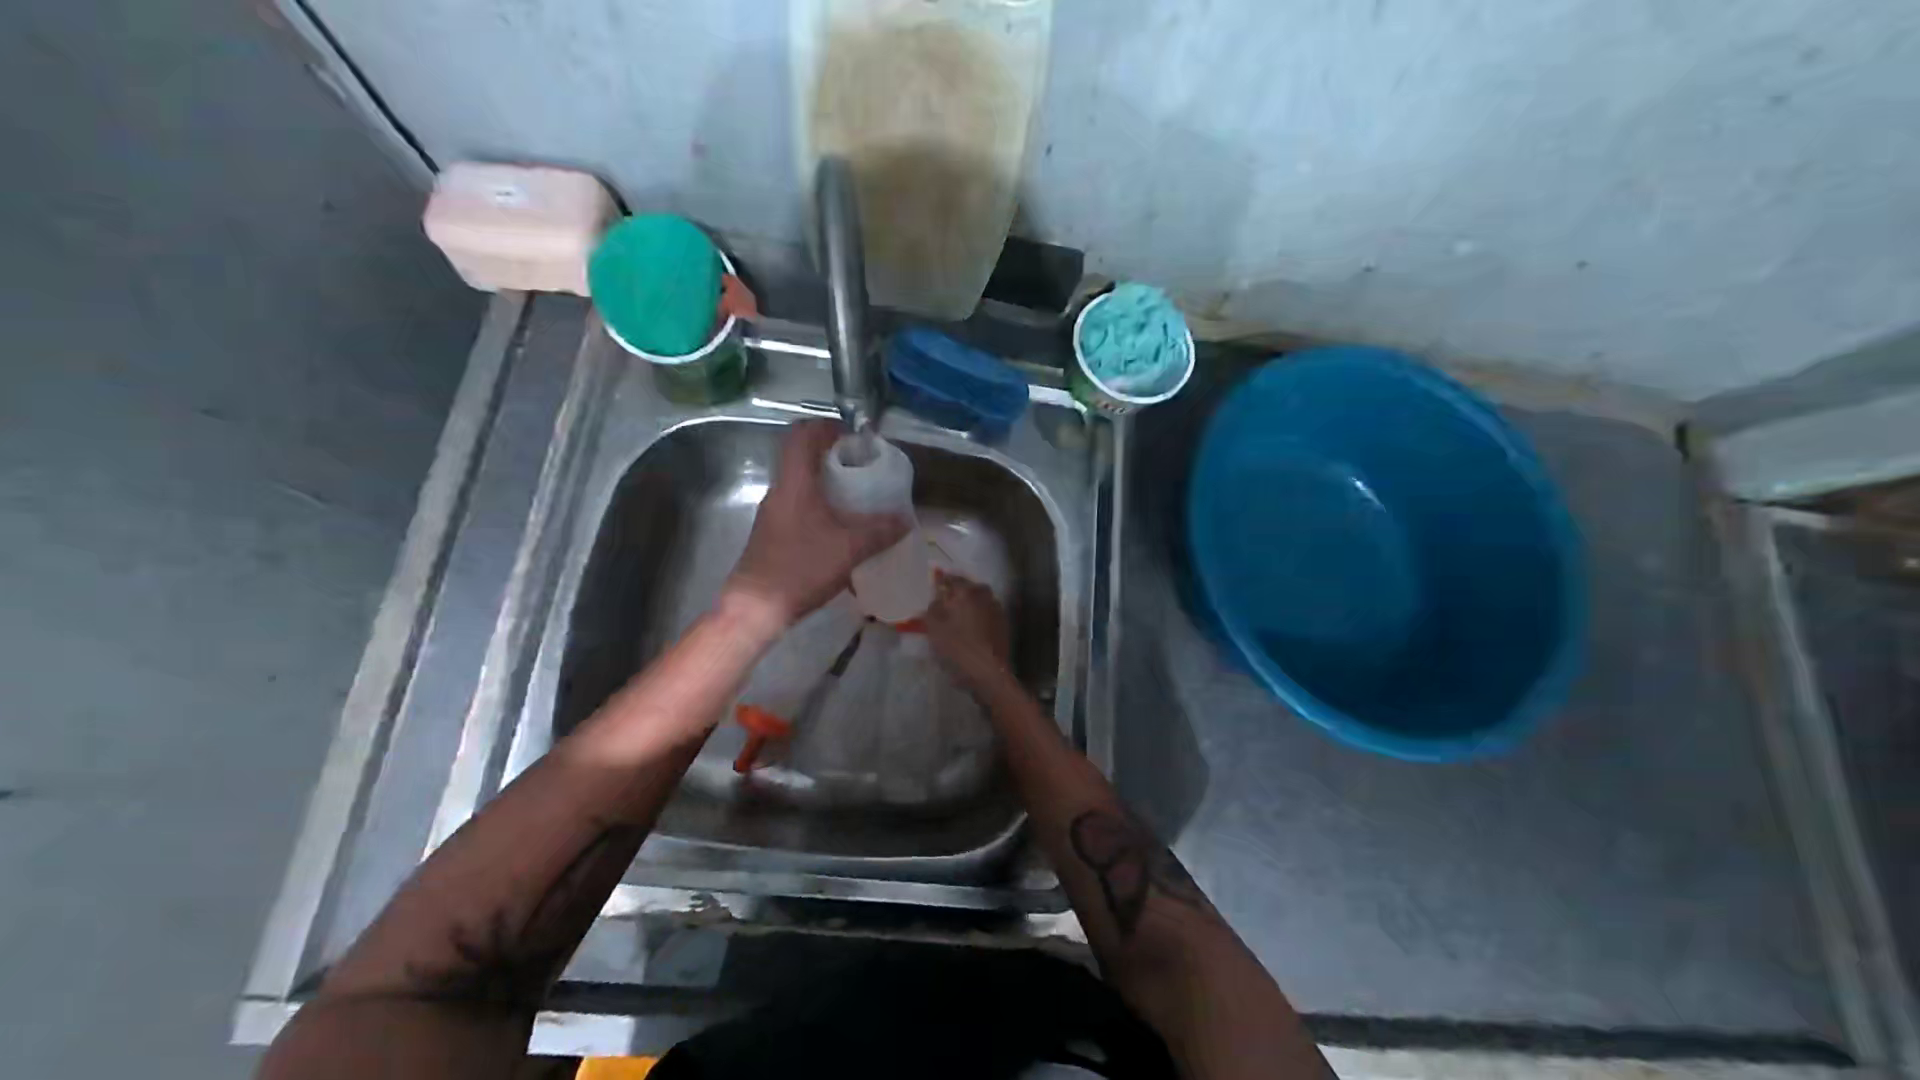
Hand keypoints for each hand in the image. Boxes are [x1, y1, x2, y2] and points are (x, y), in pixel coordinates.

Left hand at [723, 420, 907, 627]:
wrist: (756, 608)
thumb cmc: (800, 568)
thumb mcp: (849, 549)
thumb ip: (880, 531)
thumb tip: (905, 520)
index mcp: (794, 483)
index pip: (802, 435)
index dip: (827, 427)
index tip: (853, 436)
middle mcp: (780, 492)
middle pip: (802, 457)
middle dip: (832, 456)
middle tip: (863, 466)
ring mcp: (773, 514)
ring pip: (801, 484)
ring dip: (827, 483)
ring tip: (858, 497)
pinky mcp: (773, 535)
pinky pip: (799, 506)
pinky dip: (820, 506)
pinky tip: (841, 528)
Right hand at [924, 570, 1014, 692]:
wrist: (988, 672)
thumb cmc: (957, 647)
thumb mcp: (934, 628)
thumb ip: (932, 609)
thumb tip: (937, 599)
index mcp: (967, 592)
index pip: (952, 578)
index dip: (942, 582)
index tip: (936, 587)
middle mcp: (985, 596)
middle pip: (969, 588)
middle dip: (958, 593)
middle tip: (946, 602)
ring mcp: (997, 610)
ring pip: (979, 601)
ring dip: (969, 605)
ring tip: (958, 617)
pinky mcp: (1004, 625)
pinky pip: (987, 614)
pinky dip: (978, 617)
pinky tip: (971, 629)